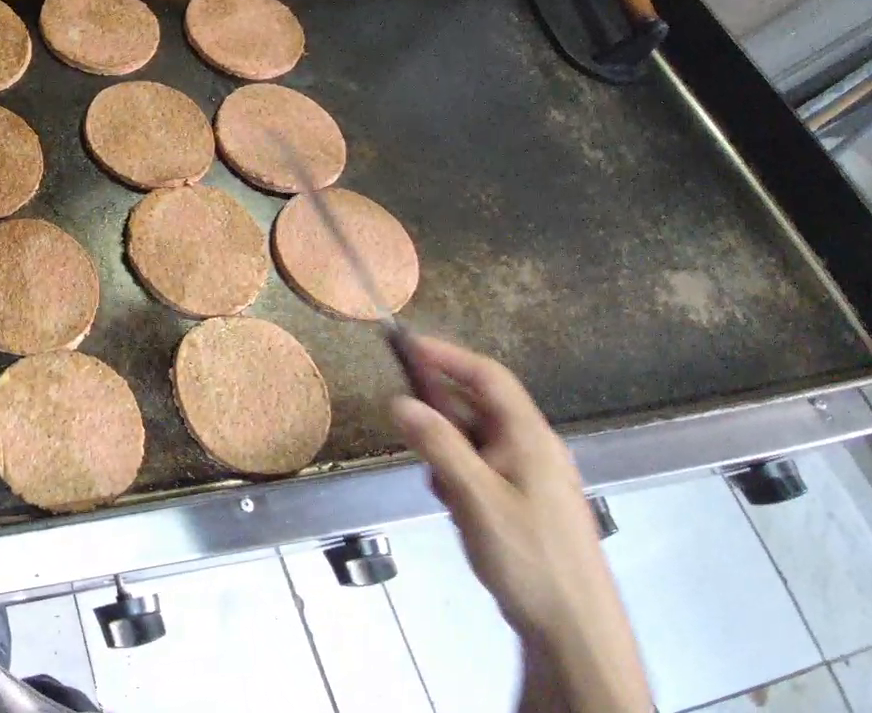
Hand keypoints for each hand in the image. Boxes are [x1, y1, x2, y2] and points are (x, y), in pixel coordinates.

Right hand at [390, 336, 649, 712]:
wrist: (574, 628)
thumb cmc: (529, 556)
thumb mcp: (475, 497)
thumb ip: (438, 445)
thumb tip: (400, 400)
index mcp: (530, 439)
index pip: (488, 378)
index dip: (447, 355)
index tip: (405, 344)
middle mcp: (534, 450)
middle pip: (480, 406)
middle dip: (439, 408)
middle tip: (402, 412)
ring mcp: (532, 477)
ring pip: (476, 441)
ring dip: (446, 449)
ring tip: (435, 482)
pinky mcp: (524, 503)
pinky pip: (481, 468)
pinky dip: (457, 474)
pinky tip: (452, 504)